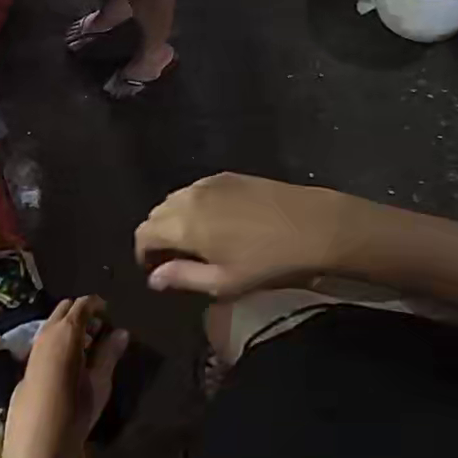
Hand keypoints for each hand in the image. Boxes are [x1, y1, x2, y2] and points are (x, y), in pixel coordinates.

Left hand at [0, 297, 127, 457]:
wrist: (35, 448)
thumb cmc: (73, 413)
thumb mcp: (99, 383)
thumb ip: (110, 354)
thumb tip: (121, 332)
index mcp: (67, 332)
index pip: (83, 304)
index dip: (97, 304)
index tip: (110, 313)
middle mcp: (47, 333)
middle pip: (65, 308)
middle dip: (82, 313)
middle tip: (100, 330)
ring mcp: (33, 349)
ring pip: (52, 324)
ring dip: (69, 328)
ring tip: (87, 349)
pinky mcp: (25, 366)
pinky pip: (44, 341)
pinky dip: (58, 341)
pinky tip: (69, 365)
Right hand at [134, 173, 363, 296]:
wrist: (314, 225)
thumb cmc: (269, 262)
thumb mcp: (225, 282)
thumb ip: (183, 278)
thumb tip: (153, 278)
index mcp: (185, 224)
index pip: (145, 232)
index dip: (143, 253)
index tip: (155, 271)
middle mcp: (191, 196)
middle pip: (157, 213)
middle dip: (157, 236)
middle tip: (174, 262)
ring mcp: (210, 182)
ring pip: (175, 199)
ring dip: (174, 219)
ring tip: (194, 244)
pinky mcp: (229, 176)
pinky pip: (196, 189)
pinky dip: (192, 205)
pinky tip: (214, 223)